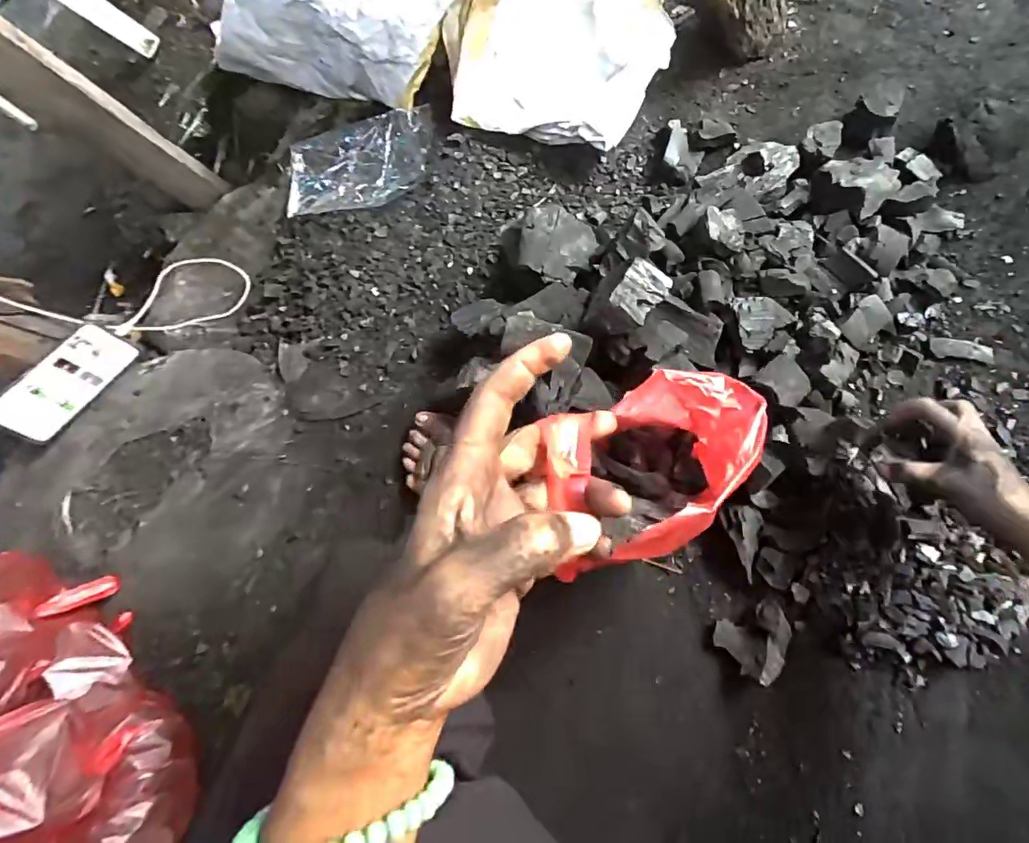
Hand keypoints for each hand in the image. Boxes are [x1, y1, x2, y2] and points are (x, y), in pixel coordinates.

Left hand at [265, 336, 630, 842]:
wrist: (407, 684)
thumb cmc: (414, 623)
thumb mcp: (459, 581)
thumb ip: (520, 547)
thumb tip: (582, 522)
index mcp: (461, 480)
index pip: (491, 407)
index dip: (521, 369)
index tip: (560, 343)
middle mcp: (485, 495)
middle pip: (534, 445)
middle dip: (573, 433)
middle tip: (616, 430)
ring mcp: (504, 529)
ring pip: (554, 489)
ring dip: (588, 488)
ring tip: (621, 502)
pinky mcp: (520, 564)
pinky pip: (561, 532)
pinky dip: (586, 531)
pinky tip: (610, 542)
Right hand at [879, 398, 1028, 561]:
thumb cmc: (989, 497)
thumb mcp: (944, 483)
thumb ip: (910, 472)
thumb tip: (879, 467)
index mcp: (964, 432)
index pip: (927, 407)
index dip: (901, 413)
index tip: (885, 427)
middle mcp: (975, 434)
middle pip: (952, 407)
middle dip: (926, 411)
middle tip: (909, 425)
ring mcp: (984, 447)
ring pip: (959, 424)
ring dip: (936, 428)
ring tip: (917, 443)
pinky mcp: (988, 462)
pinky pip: (963, 442)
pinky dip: (945, 445)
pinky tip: (935, 462)